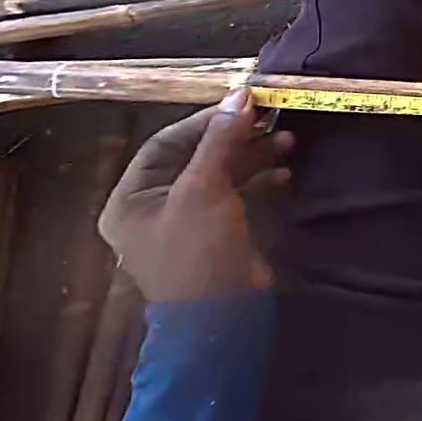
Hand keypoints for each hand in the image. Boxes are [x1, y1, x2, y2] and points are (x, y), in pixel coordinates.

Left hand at [98, 89, 293, 300]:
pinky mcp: (218, 232)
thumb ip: (221, 139)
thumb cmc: (198, 253)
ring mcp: (190, 219)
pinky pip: (237, 194)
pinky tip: (284, 172)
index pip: (167, 142)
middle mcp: (156, 206)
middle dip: (236, 138)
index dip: (204, 121)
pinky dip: (260, 180)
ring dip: (254, 155)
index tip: (240, 105)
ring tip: (287, 140)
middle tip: (269, 117)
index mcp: (133, 198)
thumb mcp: (205, 189)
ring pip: (222, 173)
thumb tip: (240, 94)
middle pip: (198, 155)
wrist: (223, 326)